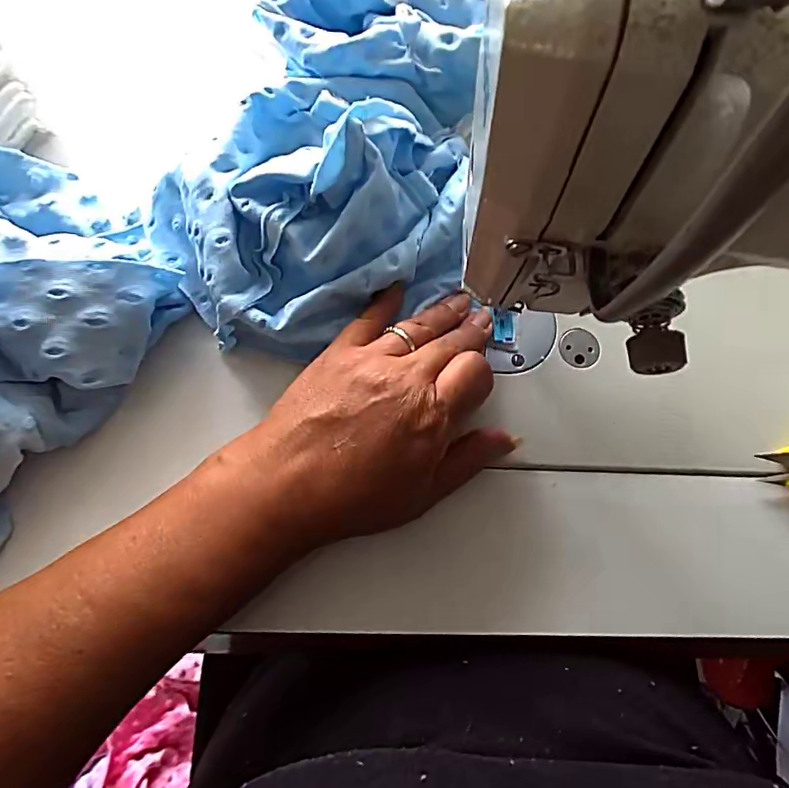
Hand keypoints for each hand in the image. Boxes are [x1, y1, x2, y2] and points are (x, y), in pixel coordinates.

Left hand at [226, 287, 515, 549]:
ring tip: (459, 300)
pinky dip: (385, 302)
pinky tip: (397, 289)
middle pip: (450, 343)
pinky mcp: (339, 353)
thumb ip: (468, 460)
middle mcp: (407, 378)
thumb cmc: (353, 498)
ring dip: (442, 312)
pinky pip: (368, 319)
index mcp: (432, 413)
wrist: (285, 485)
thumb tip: (504, 440)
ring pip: (417, 326)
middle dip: (471, 329)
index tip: (480, 375)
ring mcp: (372, 360)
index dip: (483, 370)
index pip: (475, 371)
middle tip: (483, 318)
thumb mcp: (423, 494)